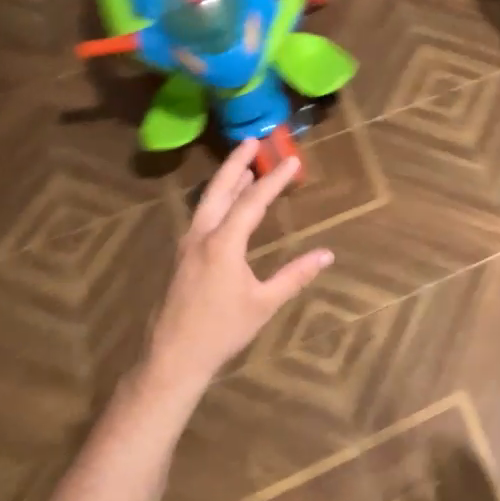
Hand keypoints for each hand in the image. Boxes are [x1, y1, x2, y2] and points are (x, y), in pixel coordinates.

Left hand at [134, 142, 331, 406]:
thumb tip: (327, 254)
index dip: (275, 179)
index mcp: (223, 243)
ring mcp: (187, 246)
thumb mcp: (264, 303)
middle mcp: (201, 236)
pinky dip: (218, 201)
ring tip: (244, 167)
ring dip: (226, 181)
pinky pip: (202, 217)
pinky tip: (226, 205)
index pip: (252, 201)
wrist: (172, 359)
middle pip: (219, 189)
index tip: (293, 160)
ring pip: (207, 202)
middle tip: (252, 141)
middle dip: (236, 164)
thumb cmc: (221, 330)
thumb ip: (295, 275)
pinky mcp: (182, 258)